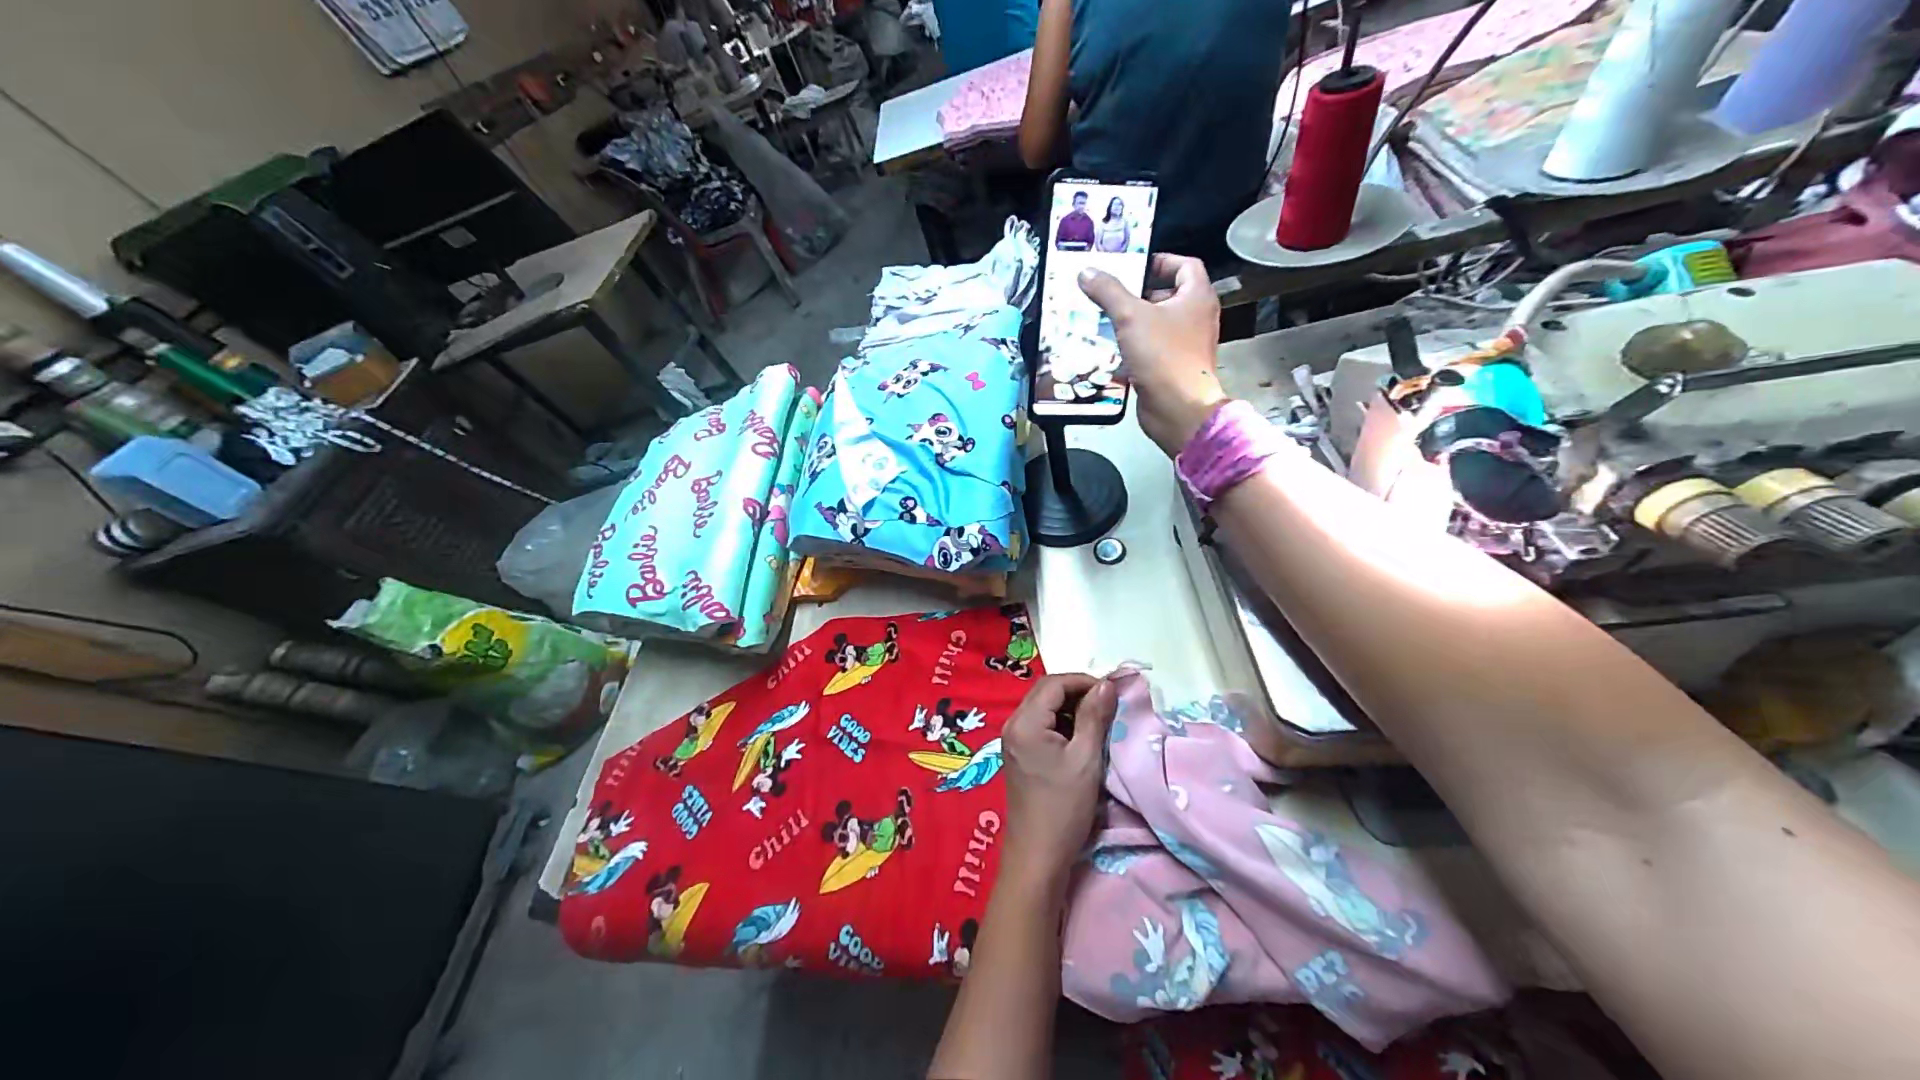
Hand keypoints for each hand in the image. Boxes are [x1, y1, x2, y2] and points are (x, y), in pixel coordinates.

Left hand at [1000, 673, 1116, 889]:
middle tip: (1108, 707)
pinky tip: (1082, 740)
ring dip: (1071, 709)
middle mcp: (1013, 725)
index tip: (1112, 693)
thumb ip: (1095, 716)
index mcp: (1025, 722)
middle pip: (1046, 692)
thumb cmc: (1064, 807)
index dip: (1084, 681)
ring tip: (1099, 724)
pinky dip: (1062, 725)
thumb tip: (1107, 684)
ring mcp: (1013, 740)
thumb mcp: (1086, 758)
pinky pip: (1040, 725)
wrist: (1038, 854)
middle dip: (1078, 693)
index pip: (1055, 683)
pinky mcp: (1019, 754)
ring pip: (1044, 708)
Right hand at [1079, 253, 1228, 456]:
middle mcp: (1196, 319)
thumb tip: (1089, 273)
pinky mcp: (1172, 367)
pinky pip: (1151, 349)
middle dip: (1137, 294)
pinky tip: (1111, 351)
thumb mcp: (1130, 317)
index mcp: (1197, 297)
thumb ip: (1109, 291)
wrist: (1178, 410)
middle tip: (1112, 294)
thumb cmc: (1166, 359)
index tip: (1134, 266)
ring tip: (1106, 320)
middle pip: (1167, 295)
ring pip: (1156, 324)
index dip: (1159, 261)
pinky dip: (1133, 347)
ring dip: (1131, 322)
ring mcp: (1185, 344)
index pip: (1184, 265)